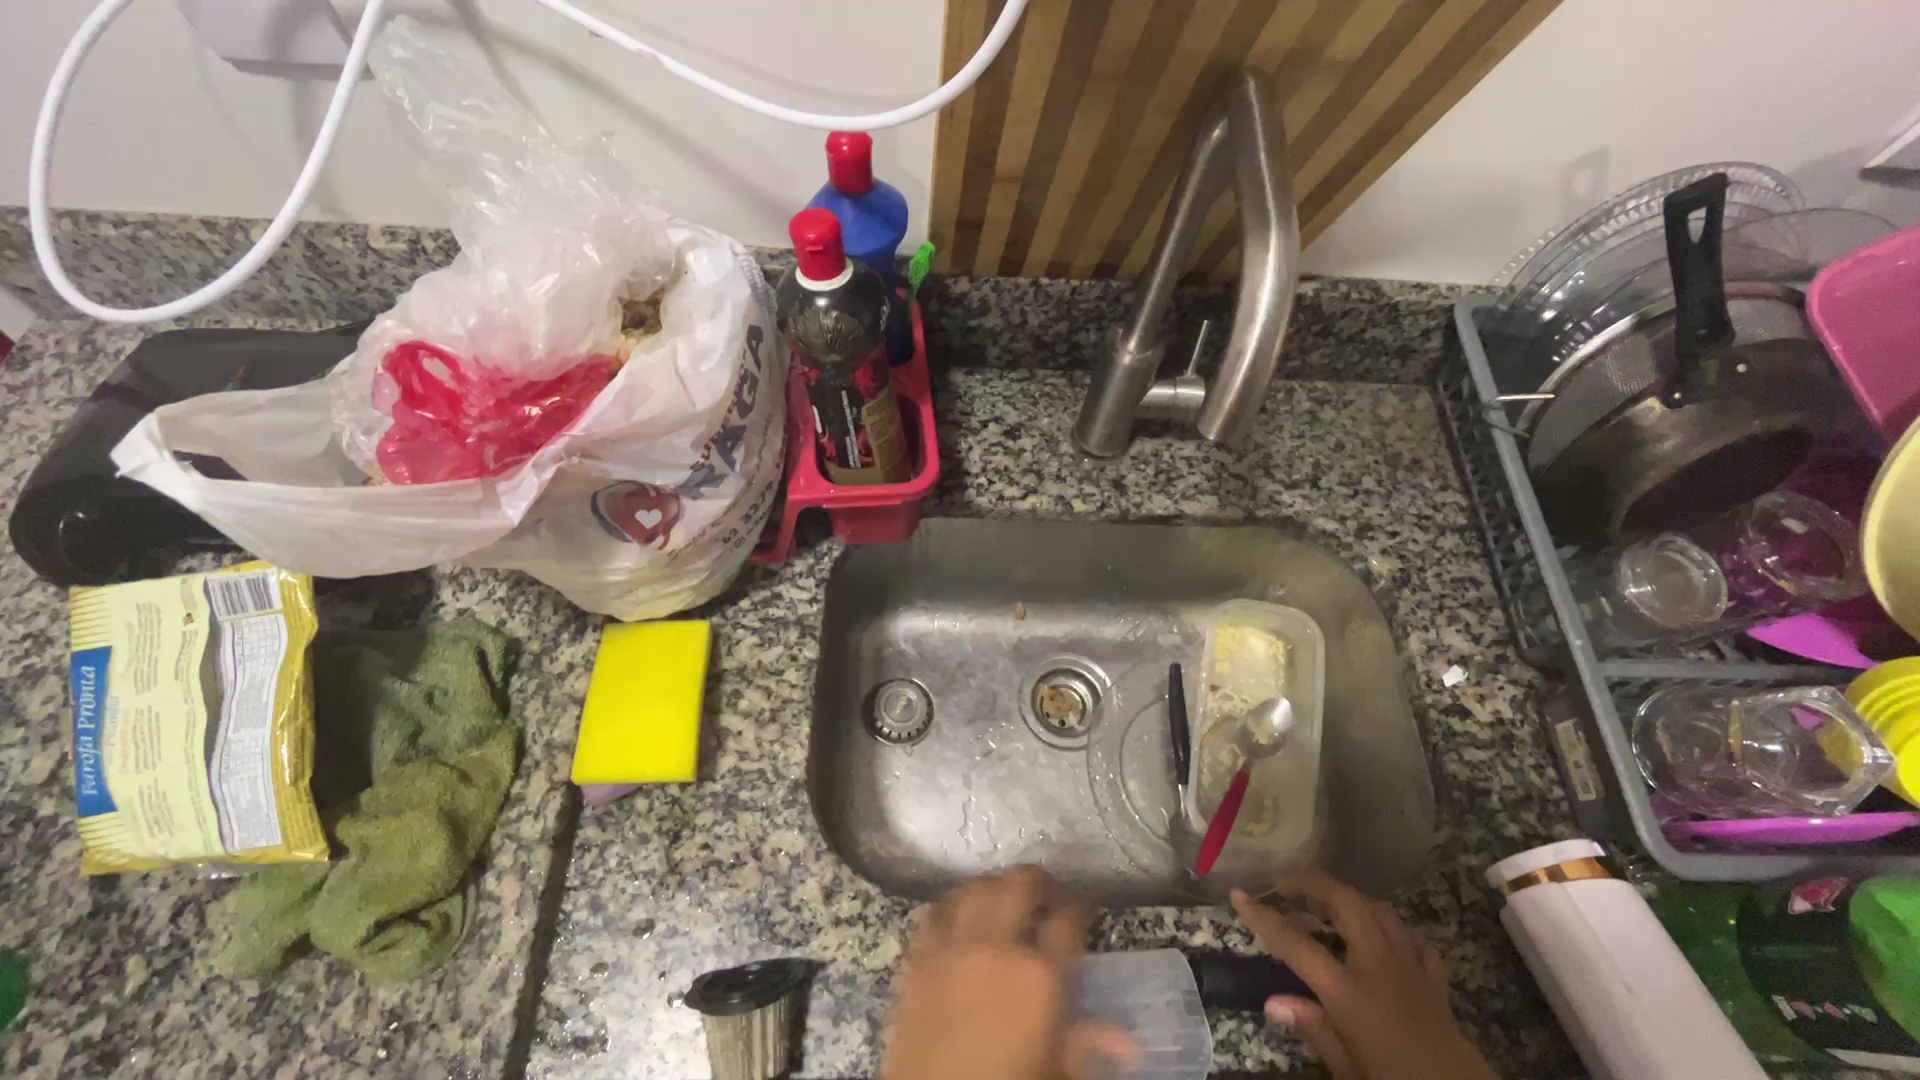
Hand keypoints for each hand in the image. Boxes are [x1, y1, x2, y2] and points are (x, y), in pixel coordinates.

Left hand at [881, 866, 1134, 1079]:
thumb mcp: (1055, 1071)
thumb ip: (1086, 1043)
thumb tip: (1128, 1042)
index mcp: (1040, 975)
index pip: (1068, 920)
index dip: (1079, 909)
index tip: (1081, 910)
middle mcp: (996, 946)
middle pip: (1019, 884)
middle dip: (1038, 882)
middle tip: (1046, 893)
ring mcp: (951, 947)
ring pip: (974, 888)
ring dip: (993, 886)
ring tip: (1002, 897)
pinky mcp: (917, 957)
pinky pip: (934, 912)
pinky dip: (950, 905)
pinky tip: (958, 914)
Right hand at [1232, 868, 1496, 1079]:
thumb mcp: (1346, 1067)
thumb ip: (1312, 1027)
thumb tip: (1272, 1002)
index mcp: (1349, 992)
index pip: (1295, 943)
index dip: (1263, 917)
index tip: (1239, 894)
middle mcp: (1379, 967)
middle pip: (1346, 903)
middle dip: (1314, 883)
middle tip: (1286, 883)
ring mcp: (1411, 967)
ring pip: (1379, 910)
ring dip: (1348, 897)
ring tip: (1325, 900)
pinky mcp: (1435, 979)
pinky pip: (1410, 936)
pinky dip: (1388, 925)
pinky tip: (1378, 933)